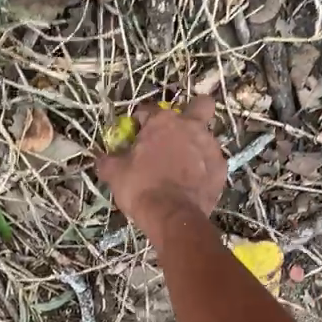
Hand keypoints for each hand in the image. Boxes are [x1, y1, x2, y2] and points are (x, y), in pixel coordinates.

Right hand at [95, 99, 224, 233]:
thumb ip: (108, 160)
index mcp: (163, 121)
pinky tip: (193, 183)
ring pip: (207, 136)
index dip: (140, 122)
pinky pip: (212, 162)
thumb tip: (100, 158)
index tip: (135, 135)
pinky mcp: (221, 168)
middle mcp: (191, 126)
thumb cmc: (141, 188)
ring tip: (183, 166)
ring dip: (196, 146)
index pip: (148, 110)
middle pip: (200, 105)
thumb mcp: (115, 174)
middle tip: (178, 132)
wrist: (172, 216)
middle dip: (192, 111)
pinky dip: (204, 169)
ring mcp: (210, 147)